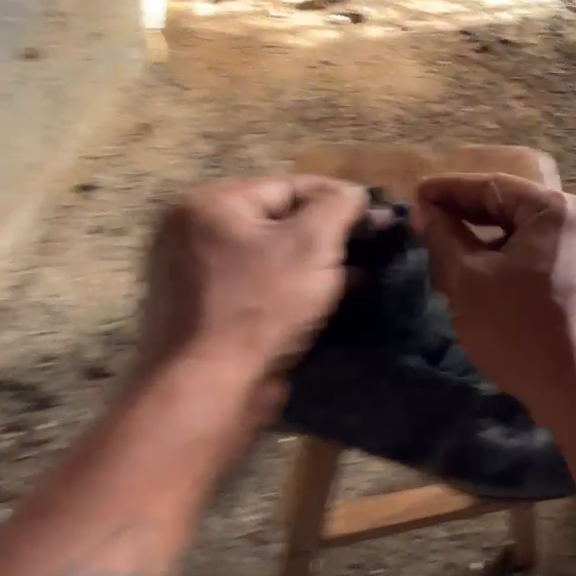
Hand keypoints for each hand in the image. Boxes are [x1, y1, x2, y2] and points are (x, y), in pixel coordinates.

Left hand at [140, 176, 367, 389]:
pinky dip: (299, 285)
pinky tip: (336, 295)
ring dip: (321, 261)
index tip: (381, 215)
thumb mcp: (313, 242)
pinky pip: (264, 284)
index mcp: (210, 206)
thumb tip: (355, 193)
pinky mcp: (210, 311)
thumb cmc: (262, 304)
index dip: (342, 198)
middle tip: (377, 243)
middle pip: (283, 218)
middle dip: (333, 231)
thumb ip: (339, 206)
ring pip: (276, 254)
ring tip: (364, 270)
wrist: (210, 390)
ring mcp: (198, 275)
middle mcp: (195, 234)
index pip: (292, 185)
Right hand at [413, 174, 575, 416]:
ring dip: (489, 246)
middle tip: (427, 227)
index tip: (416, 196)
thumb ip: (445, 238)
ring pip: (530, 238)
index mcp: (559, 209)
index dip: (450, 190)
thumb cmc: (521, 327)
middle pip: (515, 211)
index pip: (495, 187)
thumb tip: (426, 212)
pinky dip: (514, 265)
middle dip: (468, 220)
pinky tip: (487, 285)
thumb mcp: (470, 279)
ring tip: (450, 262)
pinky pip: (547, 259)